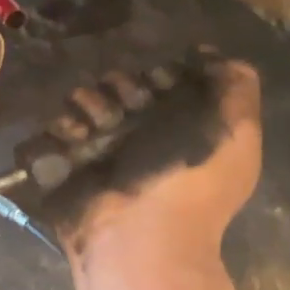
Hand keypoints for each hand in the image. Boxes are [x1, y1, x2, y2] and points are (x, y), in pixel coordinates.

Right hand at [37, 52, 262, 261]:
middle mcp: (136, 135)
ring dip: (88, 104)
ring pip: (81, 99)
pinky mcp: (63, 160)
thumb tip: (216, 55)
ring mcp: (96, 148)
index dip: (160, 75)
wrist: (139, 234)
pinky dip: (63, 128)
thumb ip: (236, 91)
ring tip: (97, 124)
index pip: (159, 81)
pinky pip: (53, 127)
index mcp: (178, 128)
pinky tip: (77, 138)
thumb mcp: (234, 136)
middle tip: (126, 107)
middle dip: (119, 87)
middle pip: (116, 85)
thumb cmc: (189, 183)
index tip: (161, 83)